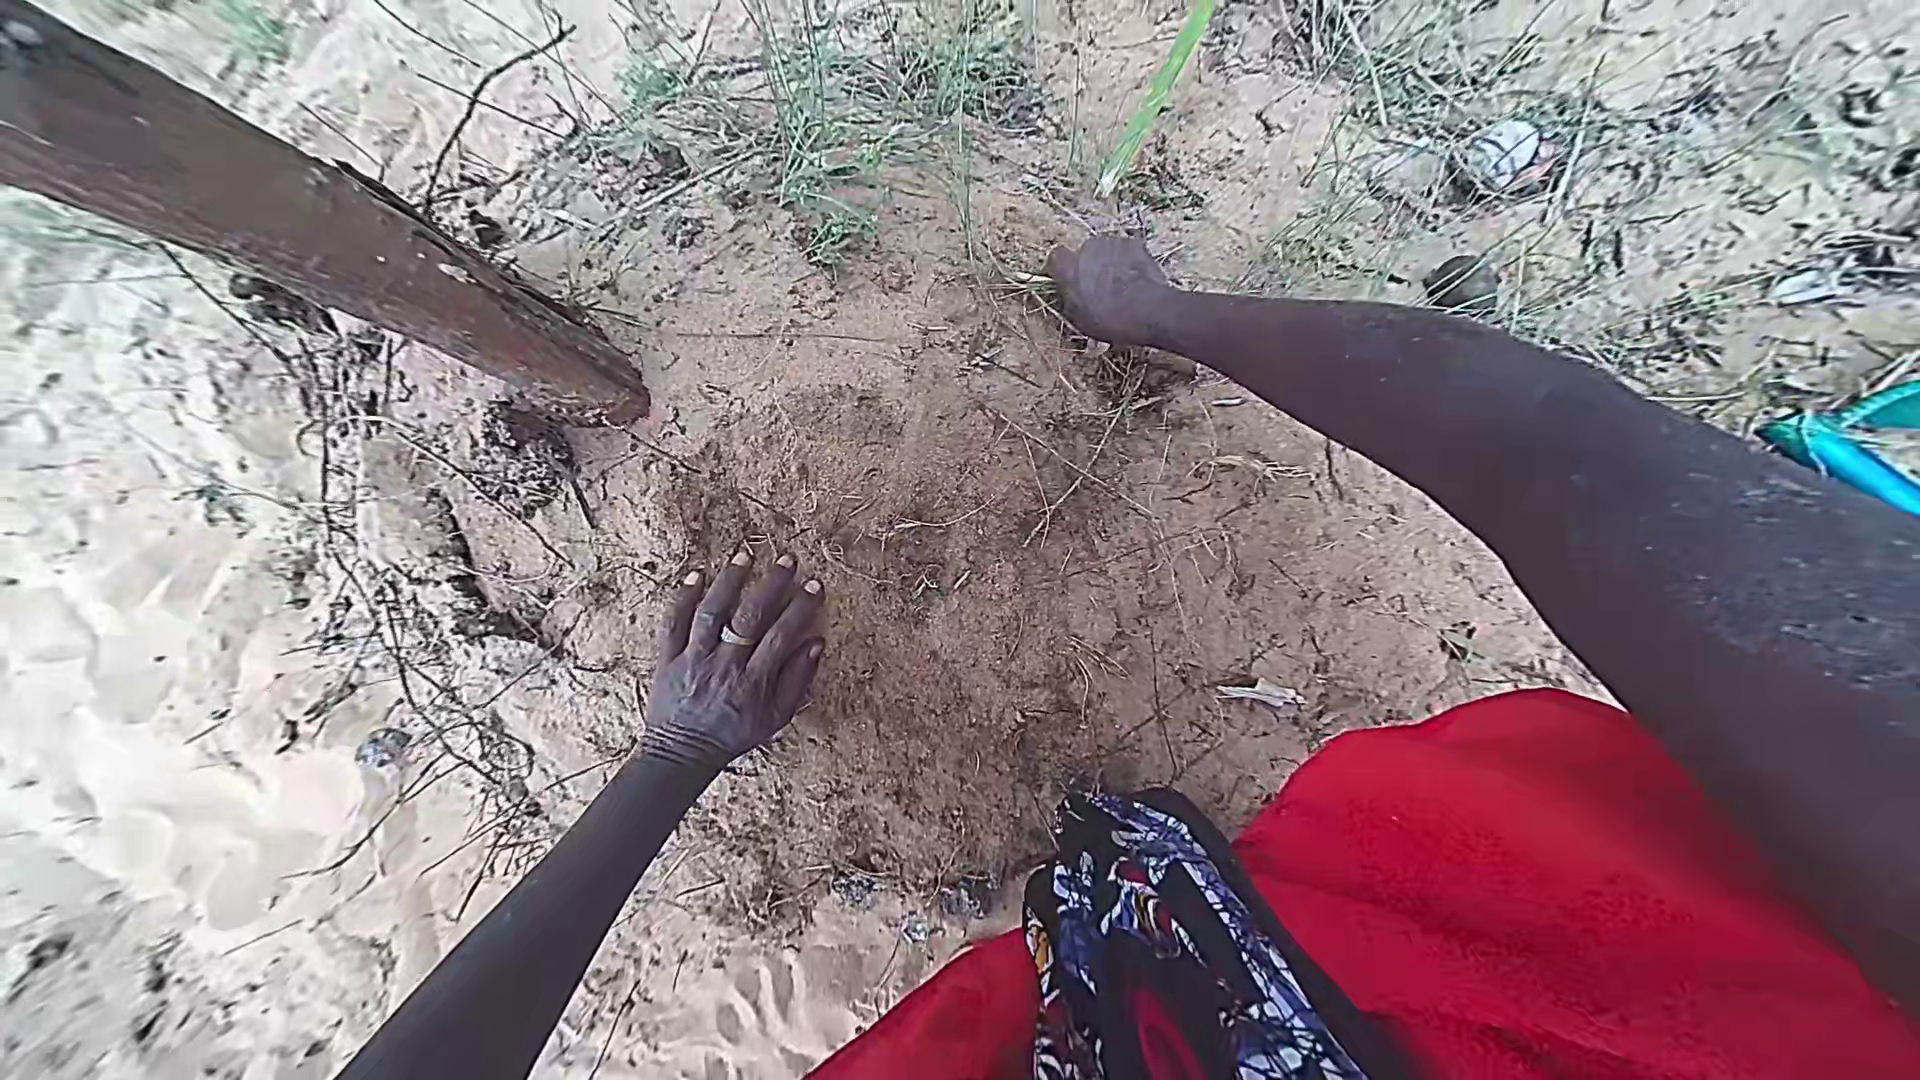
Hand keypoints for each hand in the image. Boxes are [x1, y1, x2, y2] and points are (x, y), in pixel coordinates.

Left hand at [643, 550, 825, 769]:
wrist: (681, 754)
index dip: (800, 607)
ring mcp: (693, 660)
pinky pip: (674, 624)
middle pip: (750, 617)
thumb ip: (797, 680)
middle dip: (772, 585)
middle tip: (788, 559)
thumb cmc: (735, 734)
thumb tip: (816, 642)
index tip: (814, 584)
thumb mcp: (776, 717)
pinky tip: (697, 574)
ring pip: (711, 613)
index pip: (781, 635)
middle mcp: (724, 667)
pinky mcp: (668, 658)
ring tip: (746, 556)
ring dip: (730, 582)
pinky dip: (684, 597)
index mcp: (753, 682)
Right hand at [1044, 234, 1174, 346]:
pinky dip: (1127, 261)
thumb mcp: (1078, 318)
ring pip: (1105, 250)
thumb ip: (1068, 298)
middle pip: (1083, 252)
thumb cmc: (1108, 320)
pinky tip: (1133, 279)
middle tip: (1095, 286)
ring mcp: (1112, 243)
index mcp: (1069, 268)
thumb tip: (1067, 292)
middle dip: (1087, 265)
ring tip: (1117, 284)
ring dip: (1107, 262)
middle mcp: (1087, 249)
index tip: (1065, 280)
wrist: (1146, 310)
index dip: (1060, 268)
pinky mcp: (1134, 244)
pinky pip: (1125, 251)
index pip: (1055, 258)